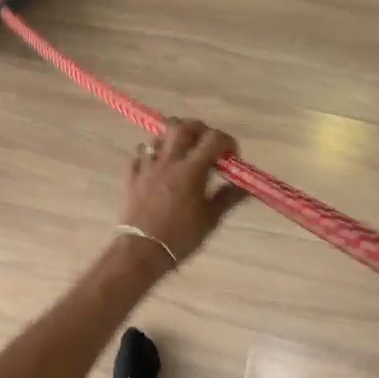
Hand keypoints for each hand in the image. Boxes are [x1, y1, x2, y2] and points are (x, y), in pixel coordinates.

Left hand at [119, 119, 249, 262]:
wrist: (142, 250)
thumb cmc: (180, 237)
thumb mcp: (210, 219)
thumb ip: (228, 197)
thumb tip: (246, 186)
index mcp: (191, 170)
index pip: (213, 139)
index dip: (226, 141)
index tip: (230, 156)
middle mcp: (168, 162)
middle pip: (181, 127)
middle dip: (198, 129)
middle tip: (206, 143)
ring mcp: (147, 167)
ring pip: (158, 137)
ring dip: (173, 139)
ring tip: (182, 153)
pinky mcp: (132, 176)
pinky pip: (140, 155)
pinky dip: (151, 155)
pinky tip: (158, 168)